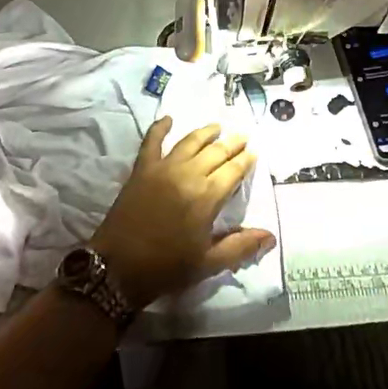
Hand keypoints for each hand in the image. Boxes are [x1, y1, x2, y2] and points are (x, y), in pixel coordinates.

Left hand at [89, 117, 272, 306]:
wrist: (117, 269)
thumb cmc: (166, 267)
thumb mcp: (208, 263)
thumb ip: (240, 246)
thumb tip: (270, 236)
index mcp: (207, 197)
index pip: (233, 171)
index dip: (245, 161)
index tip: (253, 153)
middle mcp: (188, 175)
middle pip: (215, 152)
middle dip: (232, 144)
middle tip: (242, 137)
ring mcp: (163, 169)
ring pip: (189, 142)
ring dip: (205, 133)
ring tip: (217, 127)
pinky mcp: (141, 170)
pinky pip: (151, 142)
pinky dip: (160, 128)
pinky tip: (168, 119)